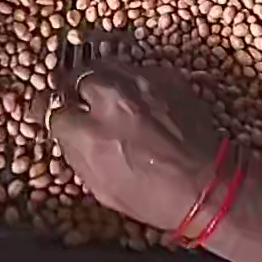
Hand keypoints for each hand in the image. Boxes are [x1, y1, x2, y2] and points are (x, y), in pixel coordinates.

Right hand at [42, 51, 220, 232]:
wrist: (208, 184)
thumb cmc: (153, 196)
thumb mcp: (100, 186)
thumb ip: (76, 151)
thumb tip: (64, 128)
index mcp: (90, 134)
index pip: (53, 109)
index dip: (53, 113)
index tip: (53, 113)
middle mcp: (111, 101)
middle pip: (76, 76)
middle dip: (74, 88)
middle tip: (78, 98)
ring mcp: (141, 83)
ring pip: (105, 64)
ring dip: (100, 78)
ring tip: (104, 92)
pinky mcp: (164, 76)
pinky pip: (136, 70)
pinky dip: (131, 82)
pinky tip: (137, 98)